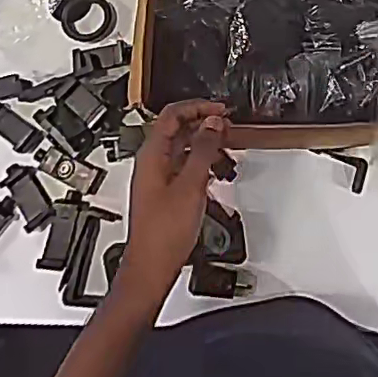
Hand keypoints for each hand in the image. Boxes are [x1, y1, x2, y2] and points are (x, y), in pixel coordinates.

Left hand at [118, 100, 228, 291]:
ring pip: (182, 146)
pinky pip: (184, 164)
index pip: (172, 114)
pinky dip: (202, 159)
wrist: (151, 269)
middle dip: (203, 121)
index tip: (219, 109)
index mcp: (152, 156)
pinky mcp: (165, 191)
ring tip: (226, 143)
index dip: (198, 107)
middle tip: (226, 124)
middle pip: (177, 128)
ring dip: (205, 140)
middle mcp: (152, 163)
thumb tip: (213, 123)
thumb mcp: (191, 185)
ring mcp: (158, 177)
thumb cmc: (162, 234)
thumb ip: (204, 149)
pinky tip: (216, 167)